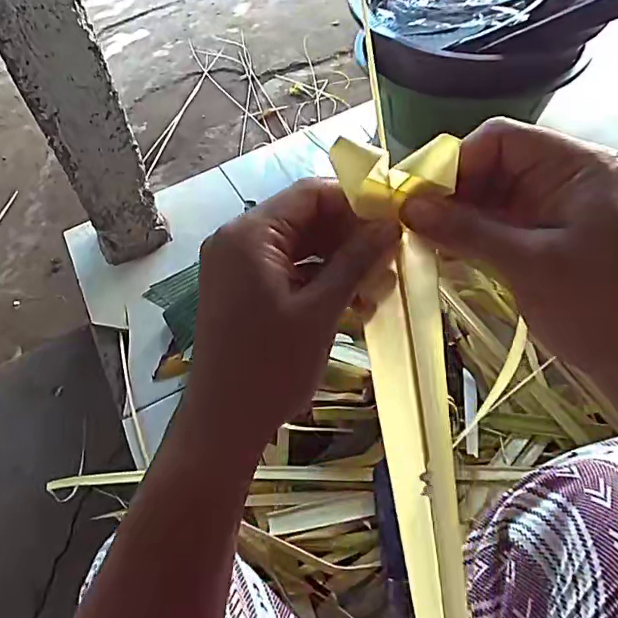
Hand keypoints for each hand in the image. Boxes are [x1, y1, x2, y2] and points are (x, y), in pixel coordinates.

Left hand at [180, 179, 395, 464]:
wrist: (222, 423)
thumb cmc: (270, 367)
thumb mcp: (320, 310)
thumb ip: (355, 260)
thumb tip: (389, 225)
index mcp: (248, 234)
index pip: (309, 194)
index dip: (355, 202)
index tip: (394, 221)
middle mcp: (234, 239)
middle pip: (302, 218)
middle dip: (348, 236)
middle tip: (392, 259)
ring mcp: (233, 265)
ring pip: (296, 246)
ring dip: (336, 261)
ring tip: (378, 287)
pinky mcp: (238, 289)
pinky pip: (283, 269)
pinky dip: (315, 279)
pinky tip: (352, 300)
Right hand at [400, 119, 617, 380]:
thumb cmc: (602, 306)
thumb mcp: (529, 263)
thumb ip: (466, 230)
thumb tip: (408, 207)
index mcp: (575, 166)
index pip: (500, 138)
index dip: (455, 161)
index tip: (418, 195)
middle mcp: (561, 178)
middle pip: (488, 164)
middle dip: (449, 190)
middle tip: (411, 220)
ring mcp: (550, 208)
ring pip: (485, 195)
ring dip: (453, 214)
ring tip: (421, 238)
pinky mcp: (539, 237)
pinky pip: (491, 222)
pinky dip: (465, 234)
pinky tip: (440, 251)